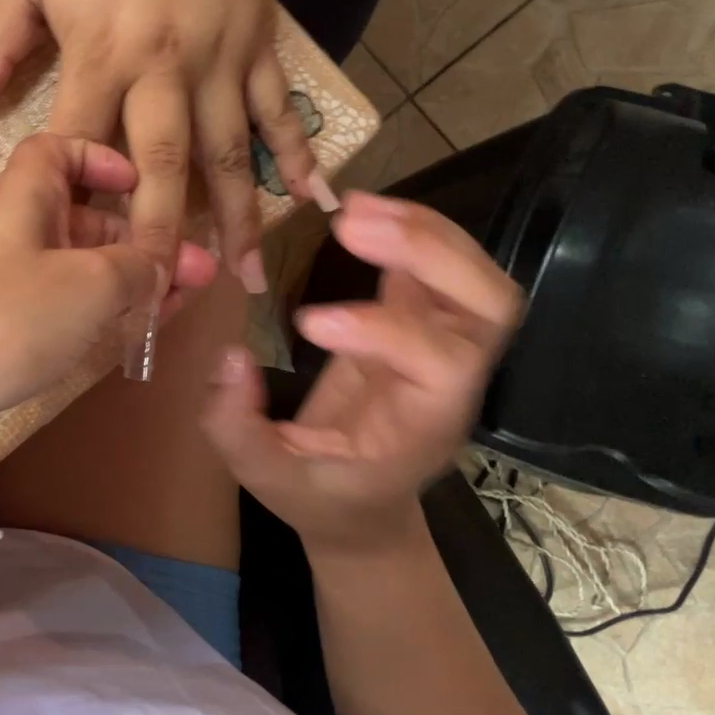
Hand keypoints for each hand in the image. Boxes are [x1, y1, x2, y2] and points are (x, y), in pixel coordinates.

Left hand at [0, 0, 327, 295]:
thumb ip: (0, 42)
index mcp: (103, 55)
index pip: (83, 141)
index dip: (79, 201)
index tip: (75, 255)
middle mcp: (165, 67)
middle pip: (164, 163)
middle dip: (164, 233)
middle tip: (165, 297)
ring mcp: (221, 60)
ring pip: (231, 150)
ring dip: (237, 216)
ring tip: (243, 275)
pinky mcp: (260, 47)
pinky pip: (281, 109)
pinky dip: (298, 154)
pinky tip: (313, 199)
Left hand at [0, 133, 218, 443]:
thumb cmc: (5, 319)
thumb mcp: (90, 284)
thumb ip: (138, 267)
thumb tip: (163, 265)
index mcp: (22, 196)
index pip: (57, 149)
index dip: (102, 158)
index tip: (141, 187)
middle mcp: (8, 230)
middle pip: (79, 216)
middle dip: (138, 239)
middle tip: (196, 274)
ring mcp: (0, 280)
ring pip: (73, 267)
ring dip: (125, 281)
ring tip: (178, 306)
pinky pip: (57, 304)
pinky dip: (95, 312)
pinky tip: (132, 332)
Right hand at [198, 194, 524, 555]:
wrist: (361, 509)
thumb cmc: (318, 498)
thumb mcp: (263, 476)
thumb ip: (236, 425)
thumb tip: (230, 355)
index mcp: (422, 426)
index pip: (440, 366)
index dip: (384, 331)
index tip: (308, 323)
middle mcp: (449, 384)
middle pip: (485, 309)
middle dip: (428, 255)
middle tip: (351, 224)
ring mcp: (441, 353)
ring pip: (472, 284)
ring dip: (423, 234)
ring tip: (355, 204)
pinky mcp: (417, 332)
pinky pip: (436, 278)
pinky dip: (410, 235)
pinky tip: (361, 208)